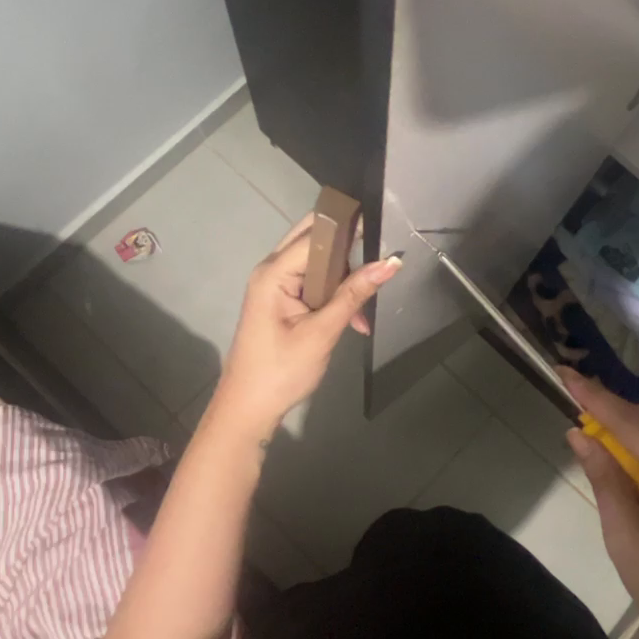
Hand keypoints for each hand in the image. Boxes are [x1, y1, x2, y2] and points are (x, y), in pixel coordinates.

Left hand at [209, 215, 401, 433]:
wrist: (248, 409)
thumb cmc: (281, 372)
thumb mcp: (322, 333)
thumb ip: (355, 293)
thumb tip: (391, 262)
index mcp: (274, 272)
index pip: (317, 234)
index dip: (349, 229)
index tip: (382, 230)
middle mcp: (272, 269)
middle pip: (315, 239)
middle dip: (348, 250)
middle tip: (378, 262)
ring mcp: (275, 284)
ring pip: (318, 263)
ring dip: (344, 280)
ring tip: (363, 312)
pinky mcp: (282, 300)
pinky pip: (314, 283)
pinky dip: (335, 296)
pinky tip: (354, 321)